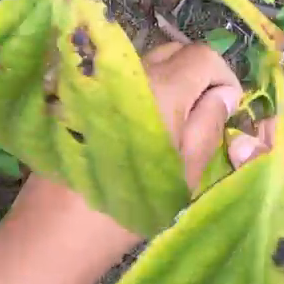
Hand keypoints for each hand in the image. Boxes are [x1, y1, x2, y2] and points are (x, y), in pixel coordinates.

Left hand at [11, 42, 242, 263]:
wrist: (54, 232)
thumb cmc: (129, 207)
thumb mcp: (185, 173)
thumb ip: (209, 124)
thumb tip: (224, 93)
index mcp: (162, 88)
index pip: (204, 56)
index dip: (224, 76)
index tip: (229, 106)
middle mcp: (132, 72)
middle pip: (176, 51)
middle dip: (198, 73)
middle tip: (204, 112)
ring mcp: (104, 80)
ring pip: (149, 61)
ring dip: (170, 79)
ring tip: (173, 121)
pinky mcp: (83, 93)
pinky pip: (124, 77)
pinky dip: (142, 88)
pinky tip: (139, 126)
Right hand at [228, 116, 283, 283]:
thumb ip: (274, 175)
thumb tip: (238, 138)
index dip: (264, 134)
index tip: (233, 156)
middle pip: (283, 158)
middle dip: (254, 166)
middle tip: (223, 185)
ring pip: (279, 188)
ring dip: (256, 195)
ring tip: (228, 207)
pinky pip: (281, 216)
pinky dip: (262, 218)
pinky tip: (241, 228)